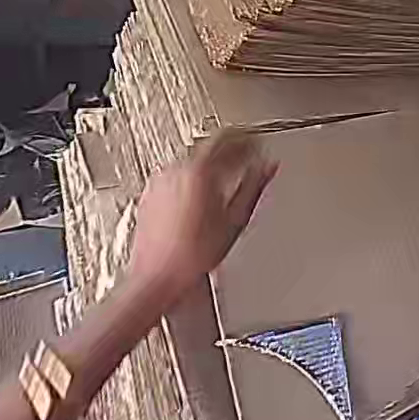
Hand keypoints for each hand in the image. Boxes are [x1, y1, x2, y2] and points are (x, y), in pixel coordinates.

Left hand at [124, 131, 276, 308]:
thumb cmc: (193, 257)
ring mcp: (160, 182)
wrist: (156, 279)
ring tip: (227, 178)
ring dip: (212, 164)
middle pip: (209, 147)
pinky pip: (177, 175)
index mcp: (200, 172)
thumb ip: (254, 186)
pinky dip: (194, 177)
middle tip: (248, 159)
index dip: (249, 140)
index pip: (229, 140)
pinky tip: (204, 194)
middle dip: (231, 151)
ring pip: (193, 160)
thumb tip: (268, 167)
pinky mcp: (150, 195)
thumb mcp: (237, 219)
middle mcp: (176, 171)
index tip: (258, 146)